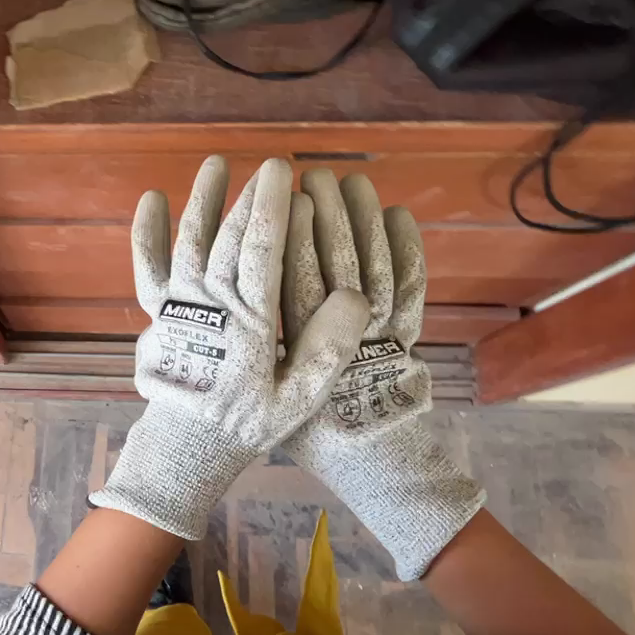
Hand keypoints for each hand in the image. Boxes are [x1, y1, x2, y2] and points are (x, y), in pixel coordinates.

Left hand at [90, 156, 368, 539]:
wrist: (188, 444)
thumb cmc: (248, 420)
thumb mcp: (298, 399)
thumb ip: (327, 351)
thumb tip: (355, 297)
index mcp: (250, 320)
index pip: (262, 251)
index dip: (271, 208)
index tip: (284, 175)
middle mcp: (211, 304)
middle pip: (229, 236)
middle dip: (248, 197)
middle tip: (268, 166)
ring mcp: (179, 304)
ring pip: (190, 241)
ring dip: (202, 200)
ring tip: (217, 164)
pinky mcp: (158, 310)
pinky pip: (147, 265)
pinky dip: (147, 231)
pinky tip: (152, 198)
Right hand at [280, 169, 484, 579]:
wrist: (365, 462)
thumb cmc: (289, 429)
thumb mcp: (255, 392)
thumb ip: (241, 345)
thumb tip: (221, 294)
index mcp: (292, 341)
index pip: (287, 272)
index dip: (285, 228)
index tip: (277, 192)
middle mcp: (336, 330)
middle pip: (329, 259)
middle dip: (320, 211)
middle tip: (307, 171)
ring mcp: (378, 330)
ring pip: (372, 264)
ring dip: (361, 218)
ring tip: (349, 181)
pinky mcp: (408, 333)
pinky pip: (413, 286)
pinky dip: (409, 249)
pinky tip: (398, 215)